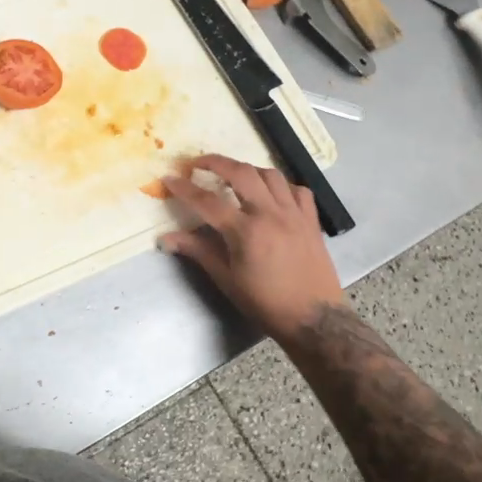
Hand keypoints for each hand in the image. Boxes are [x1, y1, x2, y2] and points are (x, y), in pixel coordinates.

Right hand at [161, 153, 345, 342]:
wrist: (314, 318)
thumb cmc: (265, 302)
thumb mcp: (226, 279)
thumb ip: (198, 251)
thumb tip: (166, 239)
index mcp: (245, 232)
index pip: (207, 201)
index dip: (184, 188)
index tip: (169, 178)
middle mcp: (270, 215)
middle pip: (241, 173)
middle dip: (216, 162)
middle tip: (198, 164)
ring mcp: (295, 215)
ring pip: (270, 175)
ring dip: (248, 170)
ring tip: (233, 176)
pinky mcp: (311, 221)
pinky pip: (297, 190)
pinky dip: (281, 186)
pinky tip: (271, 195)